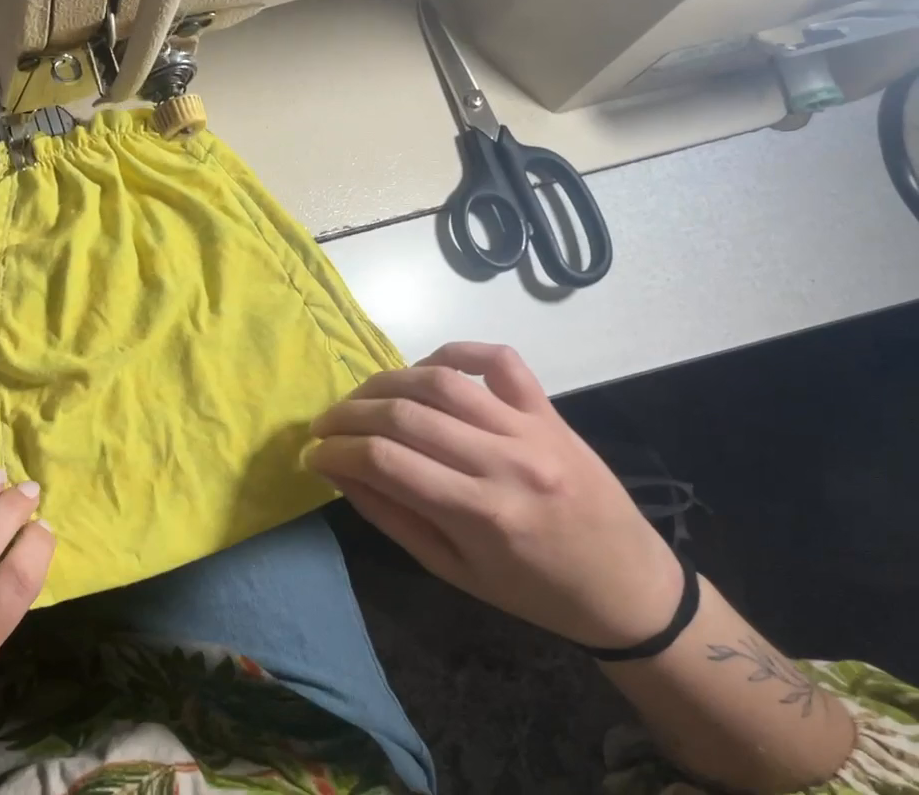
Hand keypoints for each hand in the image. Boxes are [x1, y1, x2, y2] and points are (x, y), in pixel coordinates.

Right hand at [307, 342, 682, 649]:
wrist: (631, 589)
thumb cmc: (533, 591)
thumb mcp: (450, 569)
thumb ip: (388, 514)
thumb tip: (334, 469)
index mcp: (482, 514)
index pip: (384, 461)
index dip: (335, 452)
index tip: (312, 455)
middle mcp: (506, 463)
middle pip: (403, 415)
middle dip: (346, 415)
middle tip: (323, 427)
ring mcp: (533, 430)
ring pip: (440, 381)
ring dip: (384, 383)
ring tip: (360, 400)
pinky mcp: (551, 412)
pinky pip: (499, 361)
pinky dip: (455, 351)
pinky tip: (424, 367)